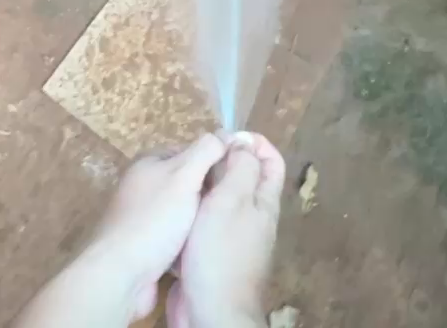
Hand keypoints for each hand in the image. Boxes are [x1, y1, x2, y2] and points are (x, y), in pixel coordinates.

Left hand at [81, 133, 228, 318]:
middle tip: (229, 208)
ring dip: (198, 221)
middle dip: (206, 195)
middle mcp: (143, 185)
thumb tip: (225, 134)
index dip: (212, 163)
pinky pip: (175, 236)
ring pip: (183, 212)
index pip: (189, 153)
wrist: (122, 273)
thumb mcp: (183, 177)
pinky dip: (187, 241)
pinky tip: (201, 250)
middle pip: (186, 183)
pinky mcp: (145, 244)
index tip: (234, 179)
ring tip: (219, 229)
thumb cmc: (154, 219)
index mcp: (149, 162)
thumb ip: (204, 152)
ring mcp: (142, 215)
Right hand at [169, 132, 284, 327]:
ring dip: (204, 182)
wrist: (211, 311)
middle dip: (224, 159)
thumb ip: (240, 167)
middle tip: (198, 154)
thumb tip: (243, 141)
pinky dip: (192, 206)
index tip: (226, 135)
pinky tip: (176, 204)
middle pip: (245, 176)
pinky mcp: (211, 251)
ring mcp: (232, 236)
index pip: (271, 161)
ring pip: (221, 197)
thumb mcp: (233, 200)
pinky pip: (204, 219)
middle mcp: (251, 217)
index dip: (254, 142)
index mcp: (263, 203)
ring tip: (182, 174)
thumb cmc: (221, 250)